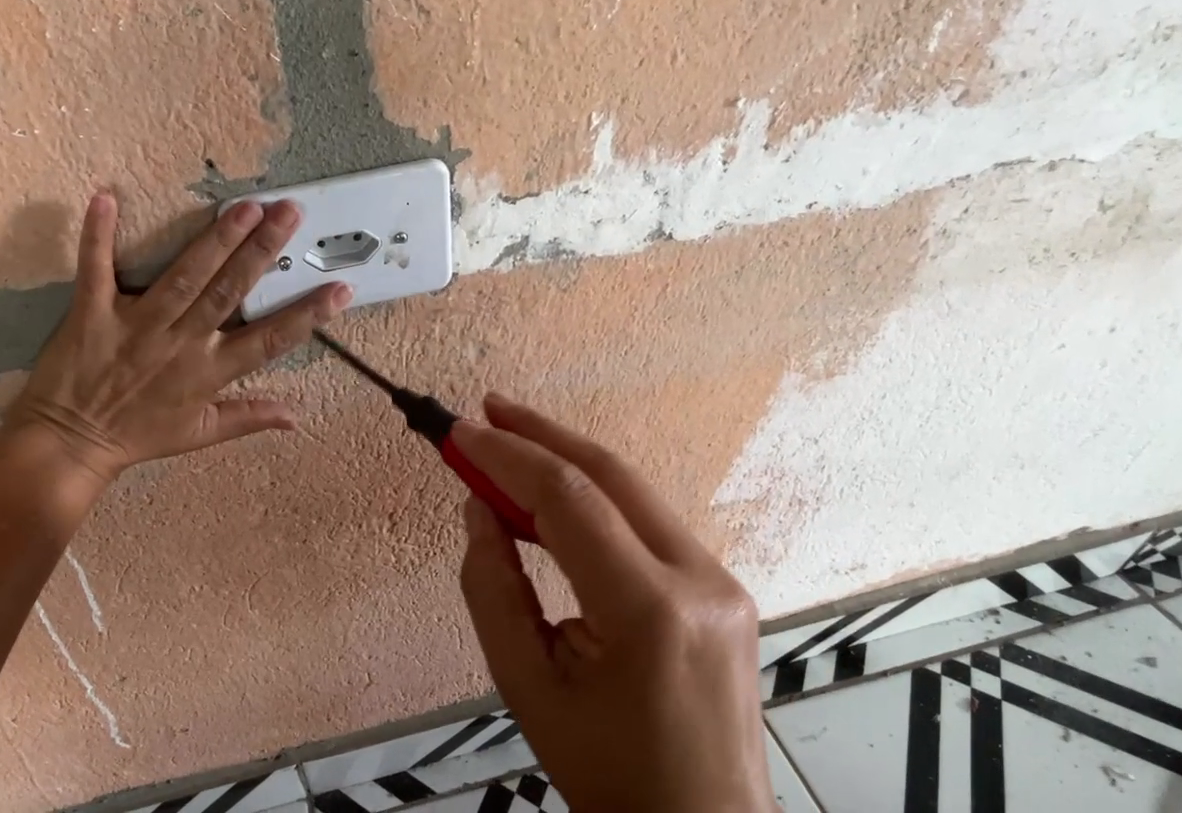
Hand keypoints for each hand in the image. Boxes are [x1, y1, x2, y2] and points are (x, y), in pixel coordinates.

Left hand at [7, 193, 350, 480]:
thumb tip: (298, 416)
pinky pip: (96, 270)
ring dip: (215, 240)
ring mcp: (136, 325)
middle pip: (229, 292)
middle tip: (289, 212)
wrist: (68, 446)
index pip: (269, 341)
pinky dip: (98, 235)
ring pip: (183, 276)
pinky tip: (106, 197)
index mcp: (208, 372)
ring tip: (245, 207)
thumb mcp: (199, 434)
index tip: (341, 287)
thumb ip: (249, 417)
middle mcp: (180, 344)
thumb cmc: (136, 438)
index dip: (308, 315)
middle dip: (262, 251)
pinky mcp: (92, 313)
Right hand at [453, 394, 771, 811]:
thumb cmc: (608, 773)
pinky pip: (647, 522)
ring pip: (633, 491)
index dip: (507, 457)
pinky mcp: (723, 587)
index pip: (569, 499)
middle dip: (542, 434)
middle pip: (611, 475)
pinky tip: (553, 495)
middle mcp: (700, 580)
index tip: (458, 433)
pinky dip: (594, 499)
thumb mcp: (527, 688)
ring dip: (568, 462)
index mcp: (651, 611)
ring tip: (509, 439)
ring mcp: (722, 580)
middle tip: (486, 410)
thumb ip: (493, 589)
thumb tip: (479, 511)